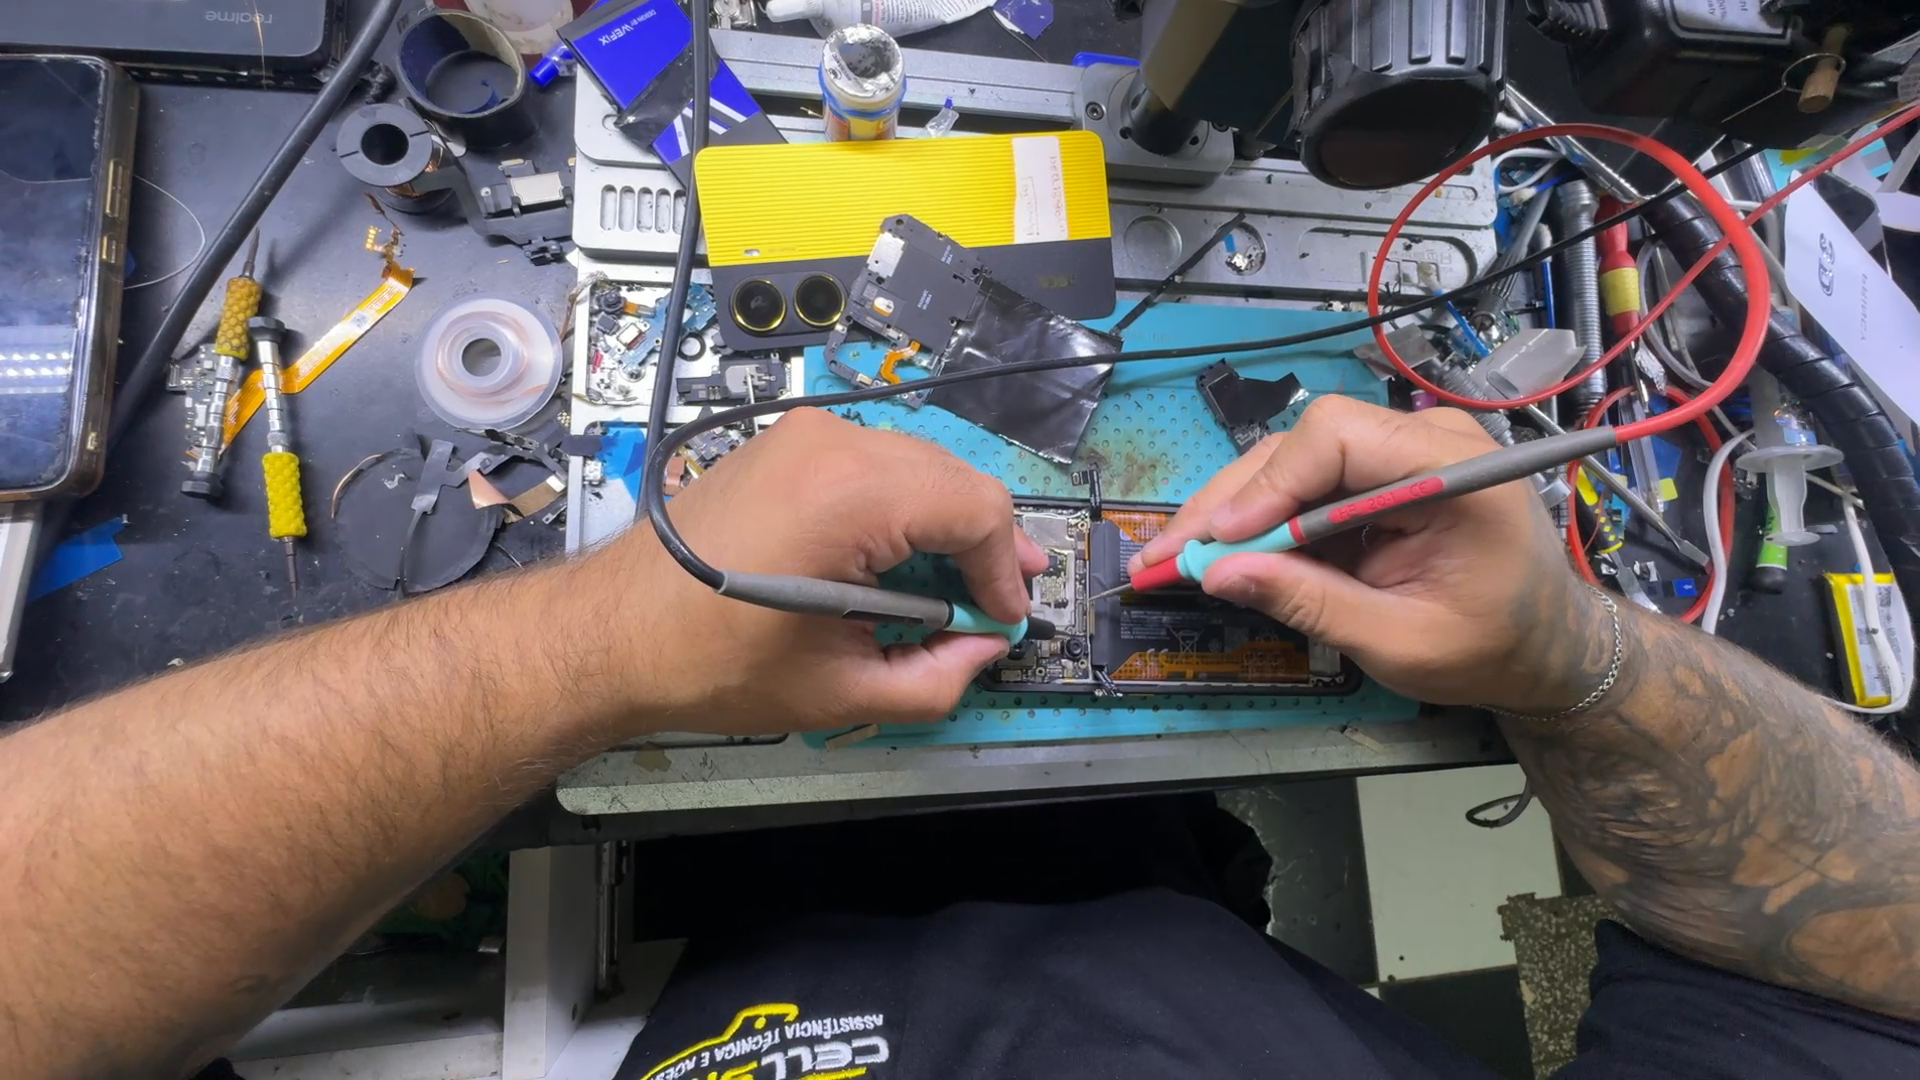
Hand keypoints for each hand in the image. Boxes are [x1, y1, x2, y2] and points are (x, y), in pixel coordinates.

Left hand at [579, 409, 1046, 735]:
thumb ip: (937, 676)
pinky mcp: (790, 443)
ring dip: (950, 523)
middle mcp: (834, 443)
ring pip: (923, 466)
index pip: (976, 508)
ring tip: (962, 576)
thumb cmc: (713, 663)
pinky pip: (880, 464)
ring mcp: (808, 434)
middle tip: (1003, 593)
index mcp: (850, 494)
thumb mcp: (841, 691)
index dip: (1004, 567)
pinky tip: (908, 551)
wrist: (611, 631)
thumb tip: (985, 645)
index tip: (1006, 615)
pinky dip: (908, 508)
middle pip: (956, 478)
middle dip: (987, 541)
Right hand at [1130, 396, 1592, 711]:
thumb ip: (1311, 603)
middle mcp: (1416, 443)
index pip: (1336, 438)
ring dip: (1225, 513)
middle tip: (1164, 555)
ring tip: (1174, 556)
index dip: (1266, 485)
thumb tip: (1218, 576)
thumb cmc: (1490, 647)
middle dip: (1224, 503)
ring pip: (1281, 466)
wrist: (1540, 646)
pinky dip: (1248, 524)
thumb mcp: (1400, 641)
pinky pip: (1292, 489)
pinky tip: (1213, 551)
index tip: (1219, 542)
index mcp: (1451, 471)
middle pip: (1293, 448)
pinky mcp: (1364, 480)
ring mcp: (1389, 457)